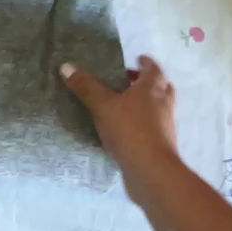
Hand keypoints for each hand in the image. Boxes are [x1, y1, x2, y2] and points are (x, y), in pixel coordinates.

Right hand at [61, 55, 181, 200]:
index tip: (137, 58)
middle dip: (148, 82)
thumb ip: (86, 87)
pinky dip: (143, 123)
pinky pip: (153, 128)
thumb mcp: (102, 105)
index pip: (154, 69)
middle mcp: (163, 105)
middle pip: (161, 87)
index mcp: (152, 89)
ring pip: (159, 108)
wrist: (152, 172)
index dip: (146, 63)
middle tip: (130, 81)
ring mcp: (165, 127)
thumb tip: (66, 65)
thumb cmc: (130, 130)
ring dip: (147, 104)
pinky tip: (125, 129)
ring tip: (124, 104)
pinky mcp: (161, 146)